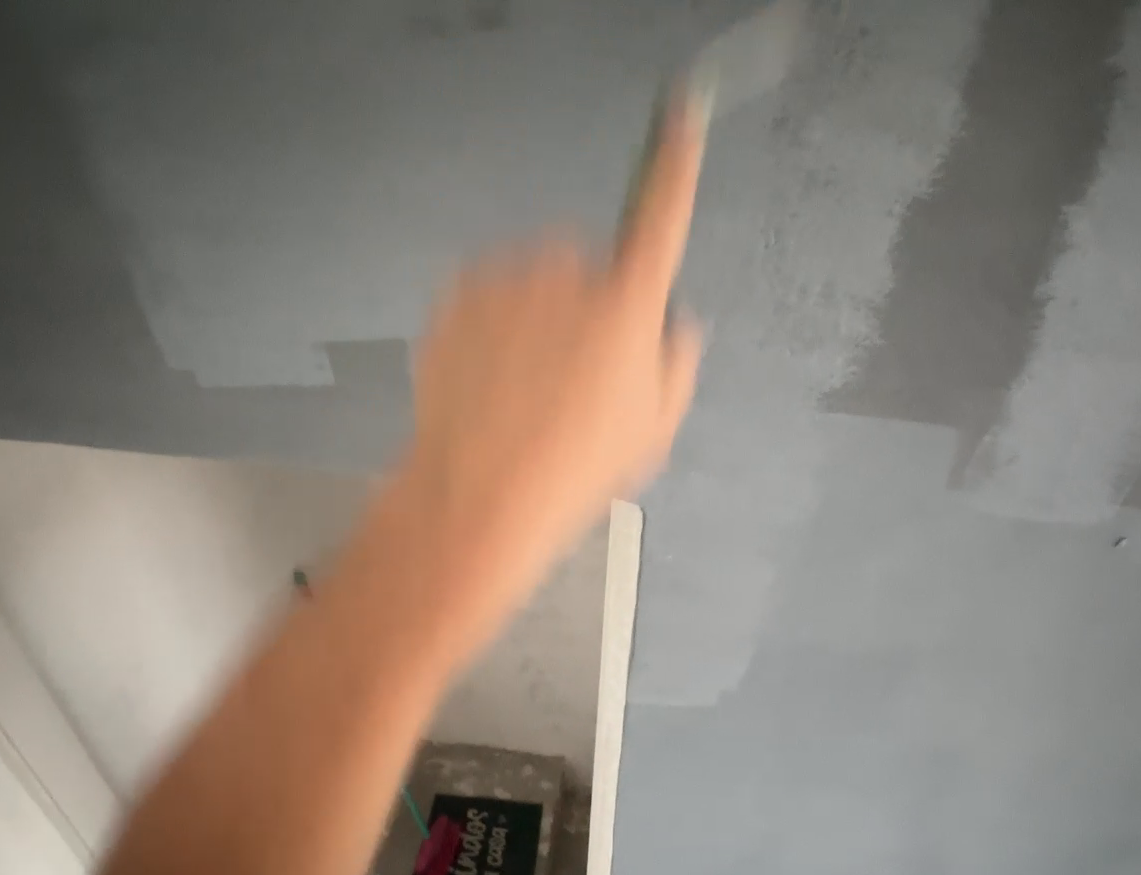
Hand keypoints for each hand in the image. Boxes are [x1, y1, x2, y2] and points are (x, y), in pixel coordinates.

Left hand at [403, 92, 708, 559]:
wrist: (481, 493)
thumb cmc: (578, 466)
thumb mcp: (655, 426)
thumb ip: (674, 357)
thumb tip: (664, 321)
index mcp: (628, 301)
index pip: (662, 217)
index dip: (676, 167)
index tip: (682, 114)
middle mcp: (568, 271)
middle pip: (587, 264)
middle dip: (585, 304)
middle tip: (573, 376)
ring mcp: (507, 277)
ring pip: (533, 281)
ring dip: (536, 317)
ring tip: (527, 390)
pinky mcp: (457, 292)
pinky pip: (488, 294)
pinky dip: (493, 325)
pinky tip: (492, 379)